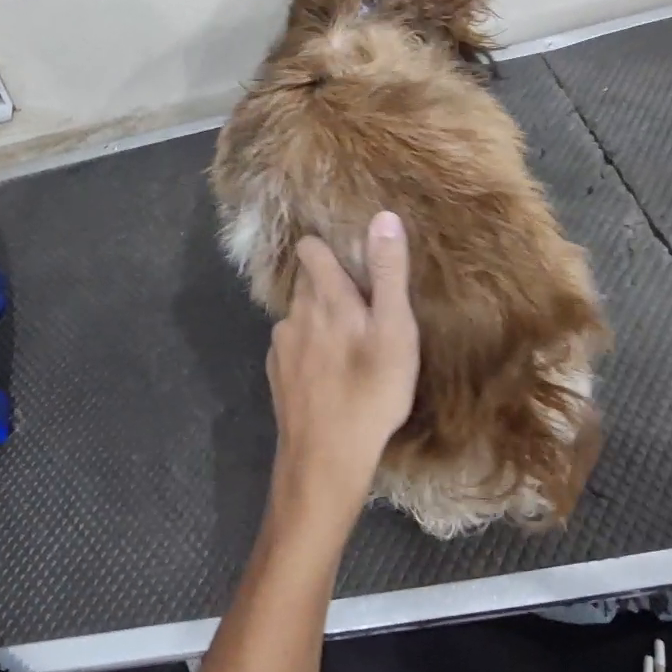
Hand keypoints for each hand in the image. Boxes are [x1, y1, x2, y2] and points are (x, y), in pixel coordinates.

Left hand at [264, 213, 420, 520]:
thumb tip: (383, 217)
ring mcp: (281, 344)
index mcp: (324, 296)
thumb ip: (388, 274)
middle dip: (329, 283)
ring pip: (300, 315)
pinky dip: (310, 349)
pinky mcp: (277, 373)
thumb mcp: (395, 331)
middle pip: (307, 282)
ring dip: (320, 318)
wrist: (324, 454)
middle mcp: (295, 313)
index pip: (310, 248)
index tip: (349, 255)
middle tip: (362, 302)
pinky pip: (294, 346)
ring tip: (351, 341)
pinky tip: (331, 372)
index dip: (327, 246)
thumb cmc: (370, 390)